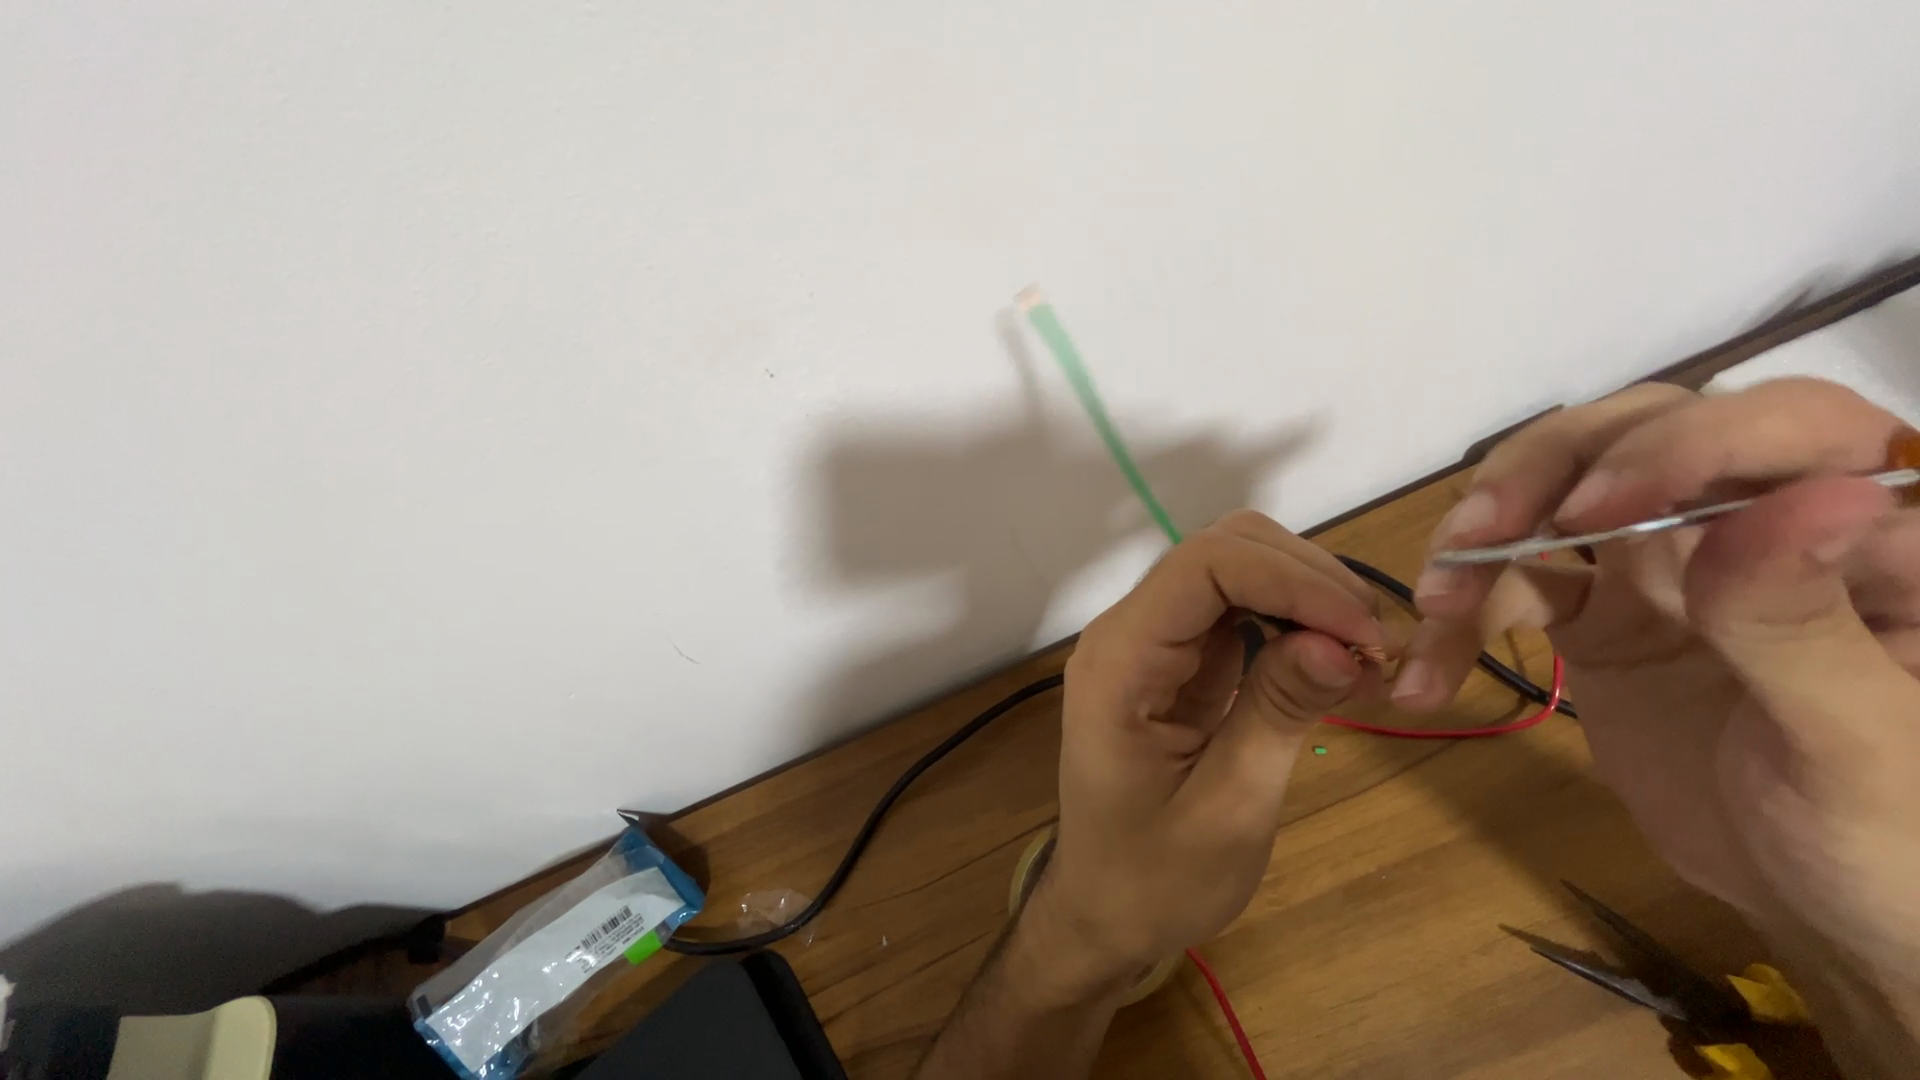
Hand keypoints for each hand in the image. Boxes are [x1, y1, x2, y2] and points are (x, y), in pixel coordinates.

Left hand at [1037, 510, 1389, 986]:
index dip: (1292, 578)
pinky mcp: (1175, 660)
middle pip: (1221, 552)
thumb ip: (1276, 712)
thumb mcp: (1227, 808)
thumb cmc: (1154, 878)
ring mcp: (1149, 642)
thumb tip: (1339, 639)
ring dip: (1306, 596)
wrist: (1103, 909)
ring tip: (1363, 656)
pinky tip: (1333, 662)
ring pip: (1234, 571)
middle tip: (1375, 646)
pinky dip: (1292, 621)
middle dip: (1306, 580)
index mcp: (1120, 661)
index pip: (1204, 565)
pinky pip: (1237, 611)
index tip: (1365, 632)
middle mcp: (1126, 633)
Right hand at [1400, 378, 1919, 978]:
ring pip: (1549, 497)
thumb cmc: (1892, 843)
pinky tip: (1426, 677)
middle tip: (1472, 537)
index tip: (1586, 514)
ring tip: (1434, 608)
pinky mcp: (1593, 612)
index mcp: (1867, 528)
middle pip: (1629, 437)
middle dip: (1537, 475)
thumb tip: (1797, 497)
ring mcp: (1660, 565)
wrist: (1814, 903)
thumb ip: (1805, 622)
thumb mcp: (1859, 745)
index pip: (1776, 426)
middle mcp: (1751, 519)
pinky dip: (1457, 621)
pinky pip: (1510, 586)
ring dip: (1475, 542)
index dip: (1674, 446)